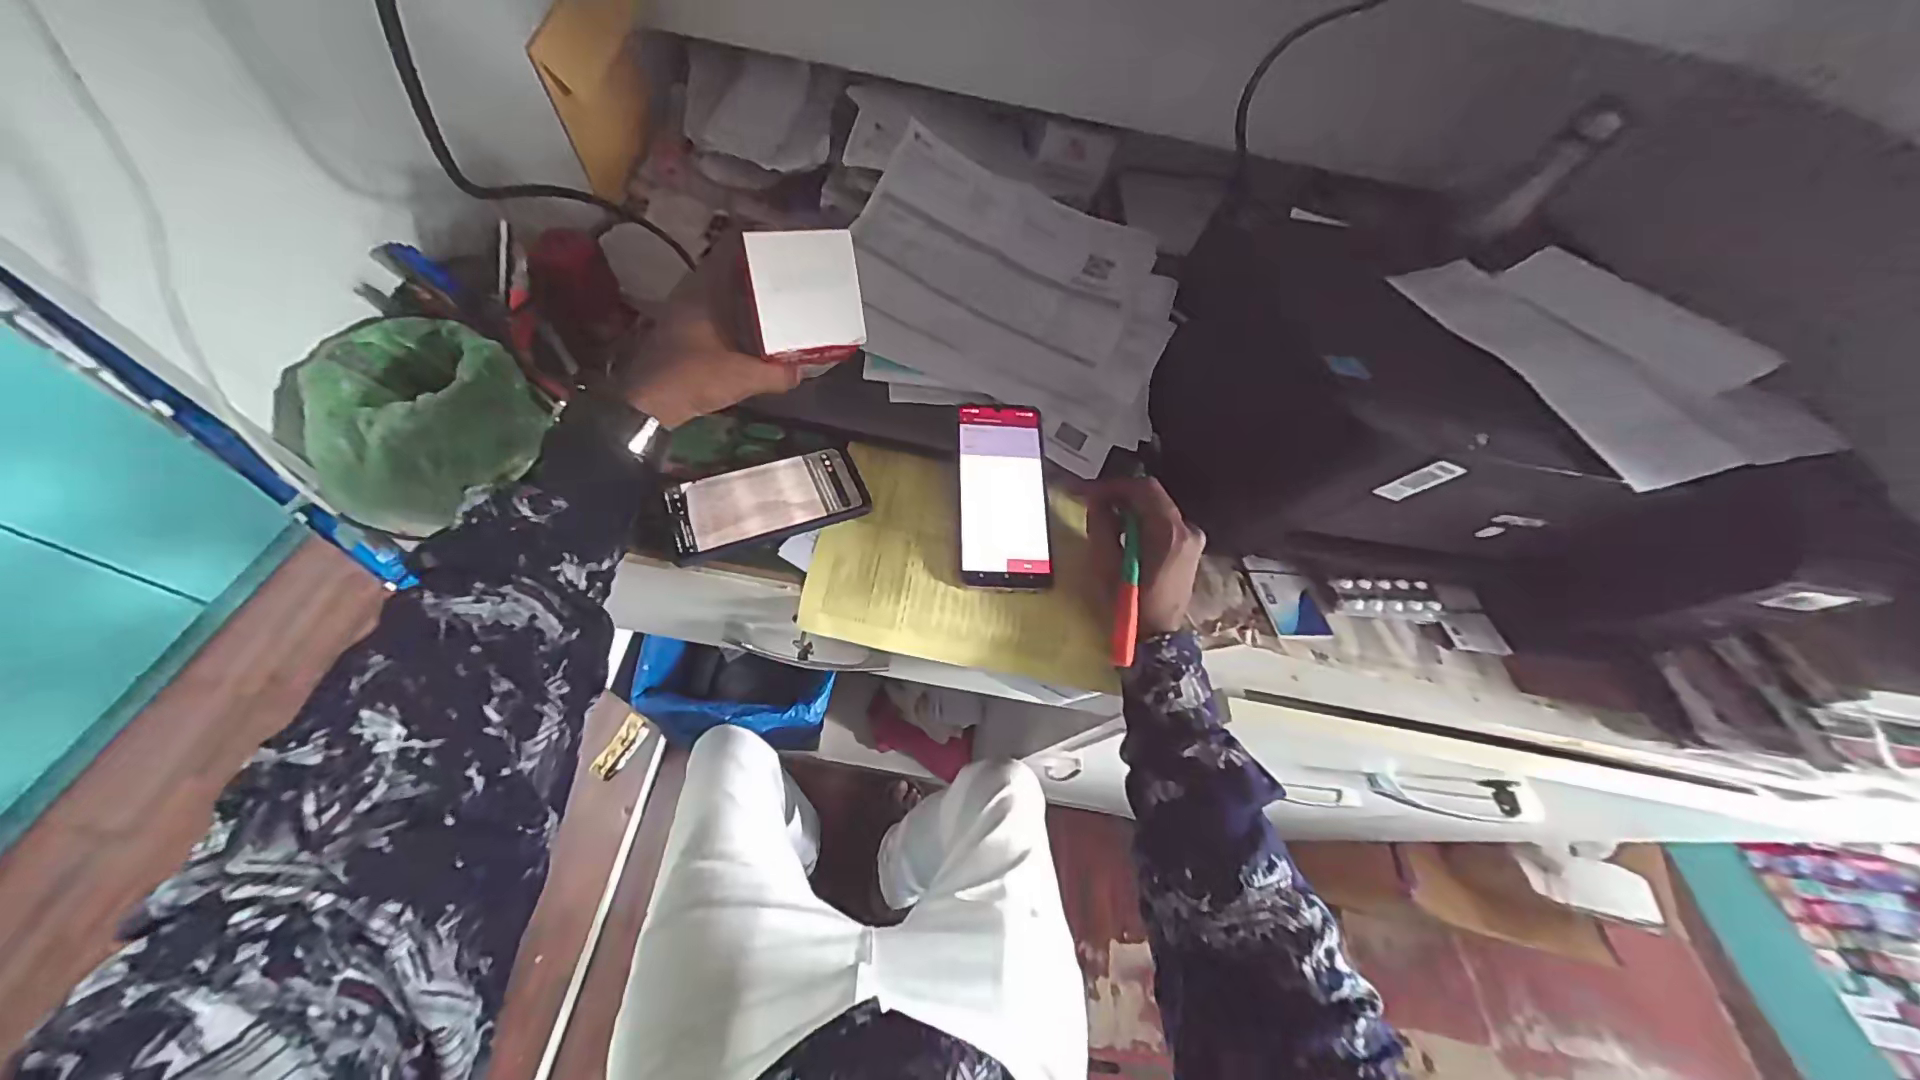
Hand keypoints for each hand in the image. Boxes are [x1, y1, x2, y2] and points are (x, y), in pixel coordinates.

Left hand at [612, 233, 802, 426]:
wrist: (649, 404)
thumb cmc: (693, 378)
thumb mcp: (743, 378)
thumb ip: (778, 374)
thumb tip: (802, 370)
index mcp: (705, 288)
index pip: (731, 246)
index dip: (758, 239)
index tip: (787, 242)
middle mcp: (695, 291)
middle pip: (732, 266)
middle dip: (762, 268)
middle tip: (794, 273)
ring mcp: (689, 310)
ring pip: (726, 289)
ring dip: (751, 291)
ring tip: (783, 298)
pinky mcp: (689, 330)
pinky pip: (722, 310)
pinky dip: (741, 313)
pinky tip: (761, 328)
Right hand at [1087, 477, 1205, 636]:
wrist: (1157, 640)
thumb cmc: (1129, 605)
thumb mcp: (1106, 564)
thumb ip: (1101, 525)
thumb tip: (1096, 501)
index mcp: (1169, 532)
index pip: (1144, 488)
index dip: (1113, 485)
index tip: (1090, 493)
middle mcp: (1188, 530)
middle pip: (1153, 496)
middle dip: (1121, 496)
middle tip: (1094, 503)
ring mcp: (1192, 541)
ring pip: (1158, 509)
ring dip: (1131, 509)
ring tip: (1105, 520)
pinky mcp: (1189, 551)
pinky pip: (1164, 525)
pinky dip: (1143, 523)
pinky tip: (1124, 535)